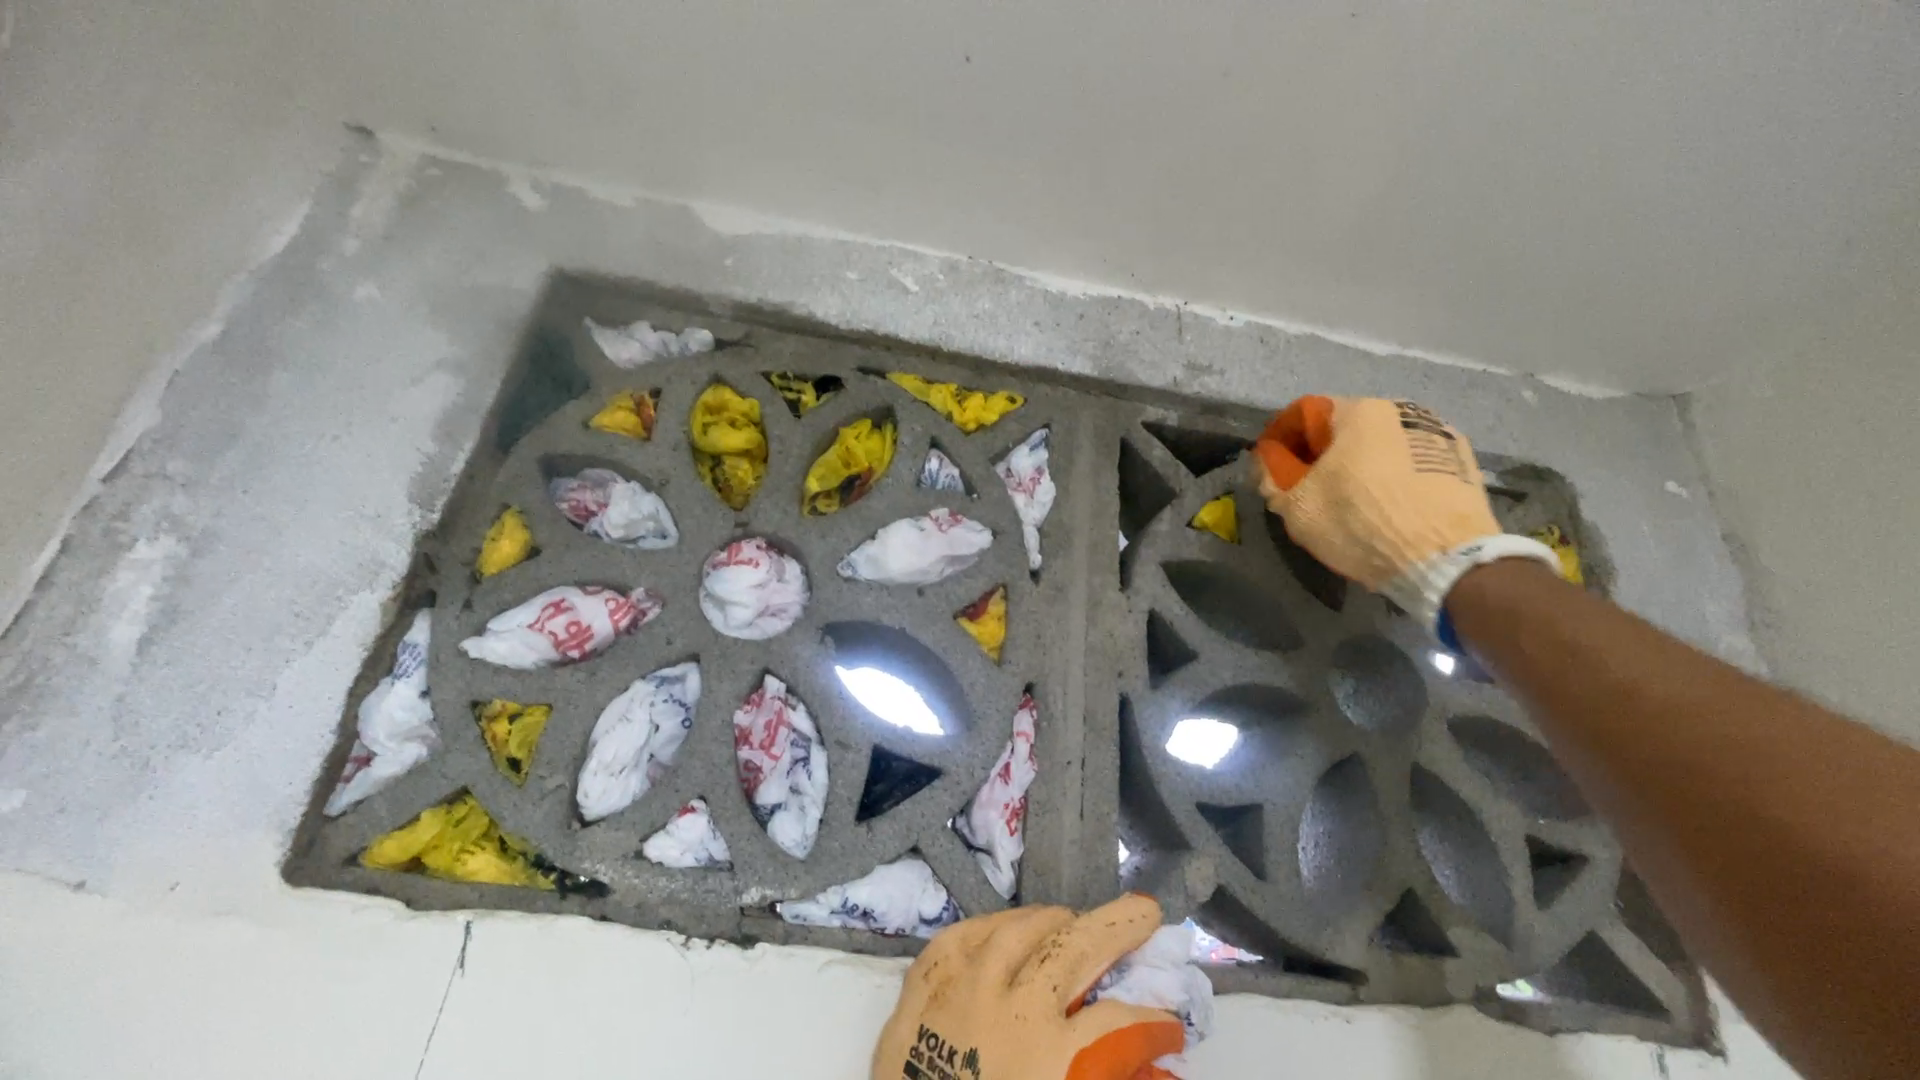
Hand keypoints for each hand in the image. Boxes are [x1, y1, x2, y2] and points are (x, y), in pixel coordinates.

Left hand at [871, 894, 1184, 1079]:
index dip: (1154, 1022)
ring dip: (1052, 920)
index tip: (1171, 1026)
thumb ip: (1108, 1078)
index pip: (1120, 1023)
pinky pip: (959, 938)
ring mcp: (961, 991)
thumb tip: (1155, 1067)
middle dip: (1117, 926)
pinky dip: (988, 928)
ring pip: (1016, 930)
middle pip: (1073, 948)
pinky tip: (1006, 927)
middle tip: (1144, 911)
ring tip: (1073, 919)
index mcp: (1052, 1059)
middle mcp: (1010, 1012)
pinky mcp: (920, 989)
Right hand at [1253, 395, 1555, 637]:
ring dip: (1363, 466)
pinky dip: (1397, 478)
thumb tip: (1267, 462)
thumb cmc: (1362, 524)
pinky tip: (1391, 508)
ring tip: (1355, 501)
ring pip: (1384, 446)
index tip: (1274, 468)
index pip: (1306, 413)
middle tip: (1312, 488)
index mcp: (1360, 411)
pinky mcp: (1466, 463)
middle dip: (1325, 454)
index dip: (1283, 440)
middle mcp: (1404, 411)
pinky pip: (1415, 464)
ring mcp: (1441, 435)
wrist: (1446, 560)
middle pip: (1348, 429)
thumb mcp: (1298, 506)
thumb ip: (1273, 476)